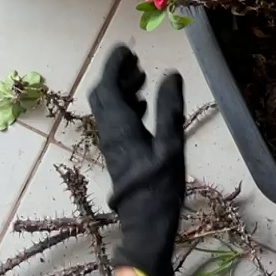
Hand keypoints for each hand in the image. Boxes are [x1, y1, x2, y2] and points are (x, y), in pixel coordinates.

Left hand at [88, 45, 186, 275]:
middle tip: (136, 61)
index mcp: (120, 127)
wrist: (145, 227)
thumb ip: (170, 109)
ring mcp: (112, 144)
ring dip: (122, 88)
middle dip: (116, 74)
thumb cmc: (160, 188)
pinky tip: (144, 106)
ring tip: (143, 78)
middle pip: (103, 94)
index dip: (115, 65)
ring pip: (109, 107)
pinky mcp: (118, 154)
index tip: (127, 49)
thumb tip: (171, 74)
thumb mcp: (171, 146)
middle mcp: (110, 132)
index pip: (108, 86)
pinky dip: (126, 105)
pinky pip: (116, 120)